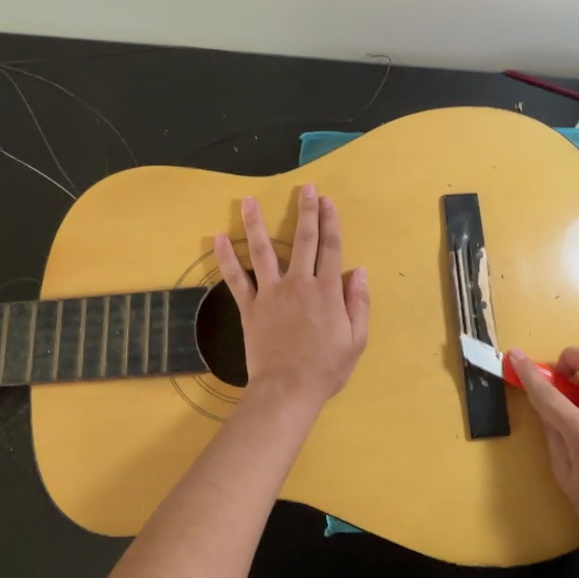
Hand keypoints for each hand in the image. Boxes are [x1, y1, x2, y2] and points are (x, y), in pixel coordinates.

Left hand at [214, 184, 370, 413]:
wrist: (288, 389)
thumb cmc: (326, 368)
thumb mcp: (357, 339)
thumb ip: (359, 303)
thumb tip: (359, 271)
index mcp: (327, 290)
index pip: (331, 247)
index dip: (331, 222)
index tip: (329, 201)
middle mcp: (299, 283)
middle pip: (303, 239)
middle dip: (306, 211)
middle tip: (306, 188)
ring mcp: (272, 292)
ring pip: (264, 250)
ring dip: (256, 223)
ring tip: (249, 200)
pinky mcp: (250, 306)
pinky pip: (236, 278)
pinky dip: (226, 257)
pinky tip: (219, 238)